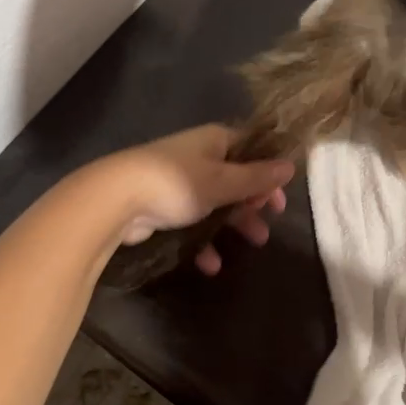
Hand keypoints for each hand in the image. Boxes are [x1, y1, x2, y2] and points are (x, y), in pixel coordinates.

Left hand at [88, 125, 292, 274]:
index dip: (269, 170)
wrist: (115, 200)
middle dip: (253, 202)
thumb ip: (256, 177)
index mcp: (214, 141)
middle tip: (268, 223)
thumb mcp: (223, 181)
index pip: (251, 148)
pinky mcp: (161, 206)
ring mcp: (178, 182)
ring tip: (254, 244)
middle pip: (235, 178)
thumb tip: (290, 166)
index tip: (279, 197)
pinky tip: (211, 264)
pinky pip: (191, 222)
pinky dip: (203, 241)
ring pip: (215, 203)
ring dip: (234, 223)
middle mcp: (198, 156)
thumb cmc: (176, 183)